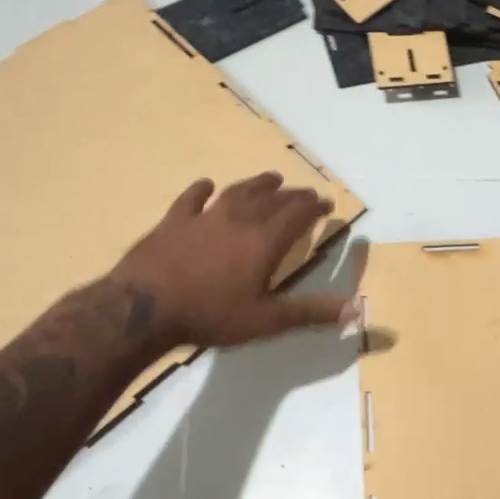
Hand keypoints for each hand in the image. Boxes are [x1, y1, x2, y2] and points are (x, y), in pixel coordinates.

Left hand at [107, 173, 354, 348]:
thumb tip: (357, 309)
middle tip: (305, 192)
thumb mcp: (268, 320)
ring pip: (236, 193)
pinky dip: (202, 190)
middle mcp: (238, 221)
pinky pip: (191, 200)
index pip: (297, 215)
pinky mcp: (172, 223)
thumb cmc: (211, 315)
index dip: (314, 207)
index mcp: (264, 242)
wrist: (143, 309)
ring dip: (256, 185)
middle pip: (271, 200)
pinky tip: (206, 184)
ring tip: (271, 178)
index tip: (327, 202)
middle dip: (292, 195)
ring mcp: (203, 218)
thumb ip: (311, 312)